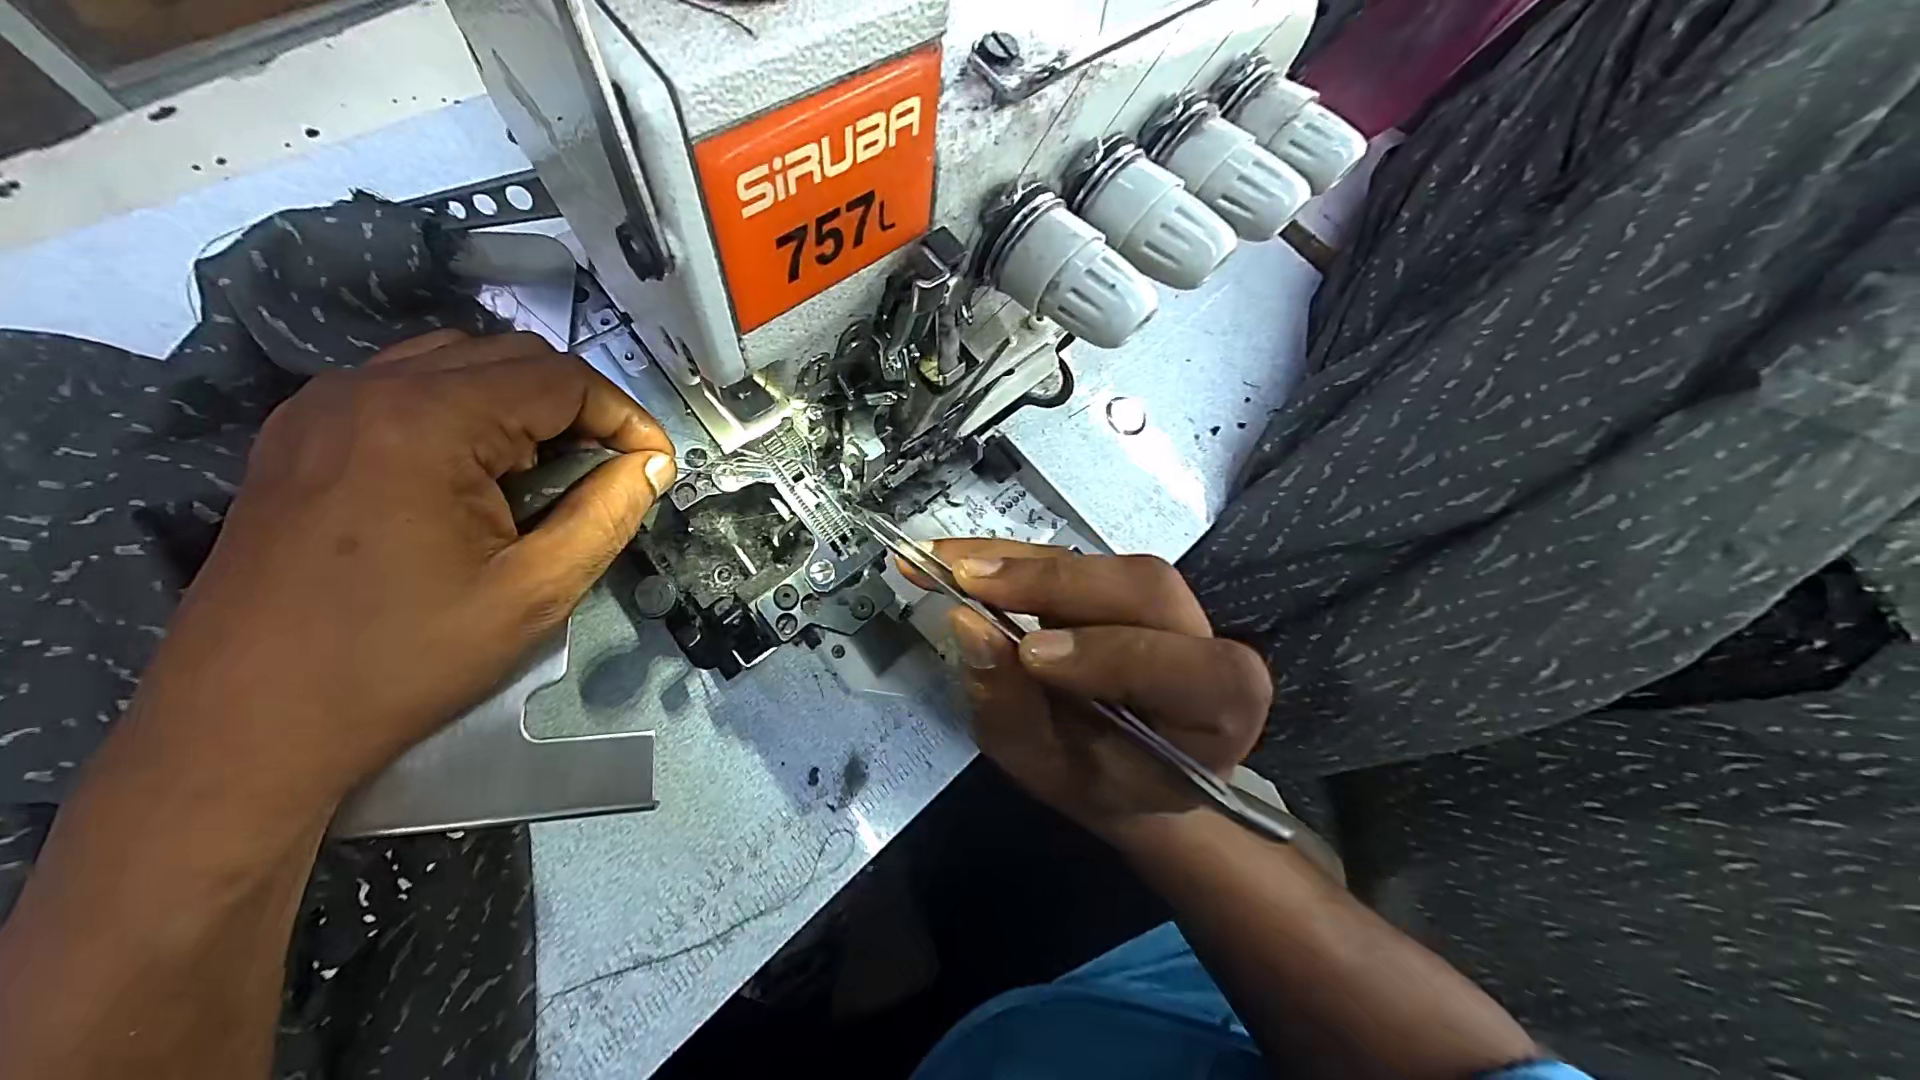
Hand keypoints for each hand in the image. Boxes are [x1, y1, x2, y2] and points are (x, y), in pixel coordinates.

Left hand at [122, 330, 674, 817]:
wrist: (246, 725)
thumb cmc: (404, 659)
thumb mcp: (536, 590)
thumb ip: (608, 513)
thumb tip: (652, 464)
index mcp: (428, 420)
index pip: (561, 379)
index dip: (626, 416)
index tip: (655, 466)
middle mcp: (369, 388)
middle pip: (511, 356)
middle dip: (580, 405)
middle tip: (610, 469)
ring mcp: (323, 407)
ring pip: (458, 362)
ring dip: (524, 403)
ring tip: (548, 470)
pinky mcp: (300, 436)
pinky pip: (407, 388)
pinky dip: (467, 411)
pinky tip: (479, 472)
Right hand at [911, 539, 1271, 837]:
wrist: (1122, 767)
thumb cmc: (1094, 781)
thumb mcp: (1045, 768)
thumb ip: (1011, 706)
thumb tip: (968, 623)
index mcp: (1216, 715)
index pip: (1198, 672)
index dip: (1116, 654)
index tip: (1030, 653)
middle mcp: (1205, 646)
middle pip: (1148, 591)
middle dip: (1055, 584)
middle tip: (970, 583)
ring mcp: (1168, 607)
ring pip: (1107, 565)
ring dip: (1024, 563)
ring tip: (947, 566)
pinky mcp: (1123, 583)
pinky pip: (1075, 560)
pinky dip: (1012, 558)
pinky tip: (957, 559)